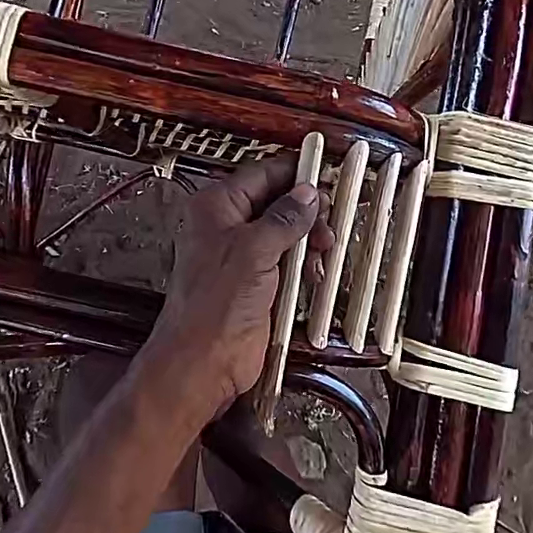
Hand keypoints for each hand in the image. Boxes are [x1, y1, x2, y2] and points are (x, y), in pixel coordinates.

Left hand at [137, 156, 332, 417]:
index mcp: (216, 207)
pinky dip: (304, 263)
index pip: (261, 174)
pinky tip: (314, 274)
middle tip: (328, 224)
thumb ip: (283, 218)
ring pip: (286, 232)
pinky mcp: (256, 280)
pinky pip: (286, 260)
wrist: (204, 358)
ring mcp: (242, 254)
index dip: (294, 173)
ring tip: (323, 253)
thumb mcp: (254, 250)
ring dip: (308, 240)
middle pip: (277, 202)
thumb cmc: (215, 303)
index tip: (325, 174)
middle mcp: (227, 225)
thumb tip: (307, 193)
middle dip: (306, 212)